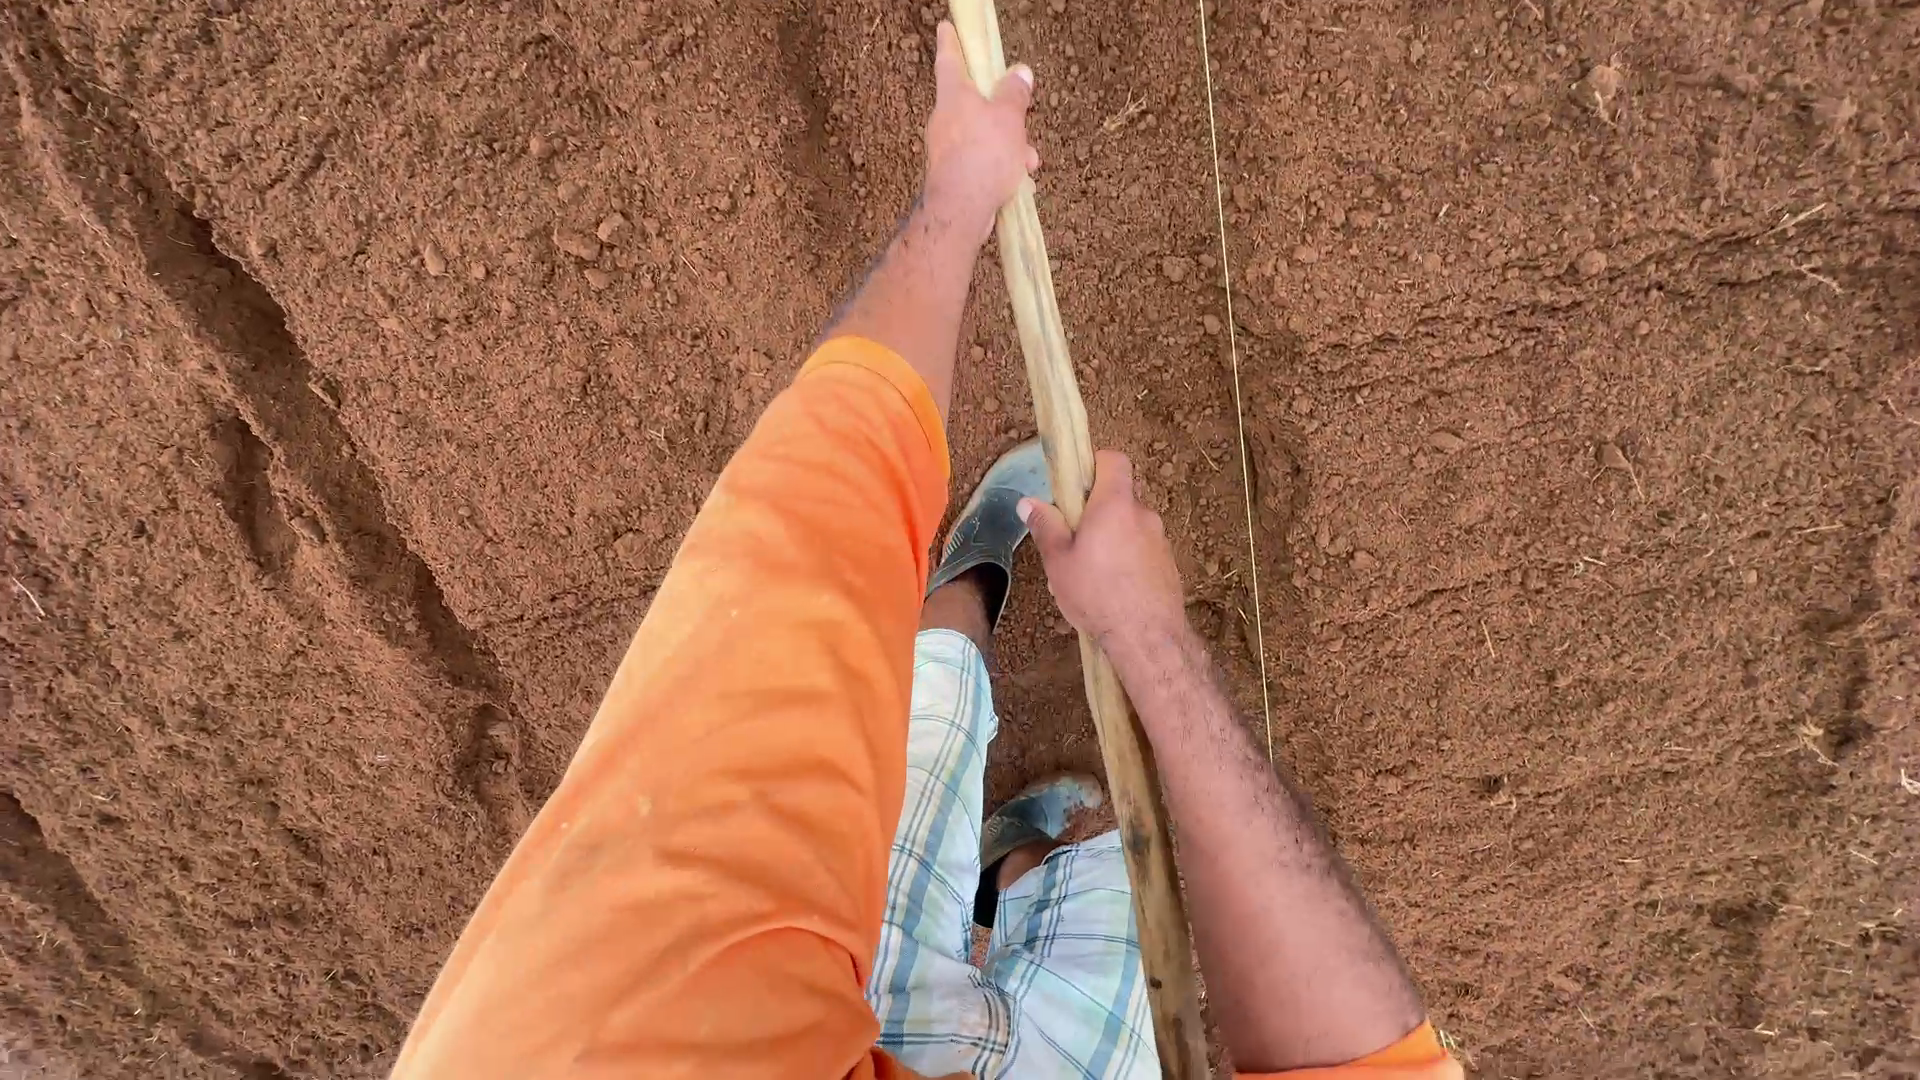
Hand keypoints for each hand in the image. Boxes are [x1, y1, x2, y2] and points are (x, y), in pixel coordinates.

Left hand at [923, 20, 1037, 240]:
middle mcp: (944, 121)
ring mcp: (946, 152)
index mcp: (954, 96)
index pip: (949, 60)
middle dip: (1004, 117)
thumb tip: (1021, 73)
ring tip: (1028, 163)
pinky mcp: (953, 179)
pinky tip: (1020, 185)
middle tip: (1024, 125)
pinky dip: (1000, 172)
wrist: (962, 209)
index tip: (945, 28)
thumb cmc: (983, 155)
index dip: (950, 42)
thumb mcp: (1009, 117)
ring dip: (1009, 150)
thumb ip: (1015, 93)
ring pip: (983, 141)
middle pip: (975, 107)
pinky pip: (981, 167)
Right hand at [1019, 451, 1187, 652]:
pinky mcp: (1168, 564)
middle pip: (1118, 498)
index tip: (1076, 483)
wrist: (1148, 637)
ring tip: (1087, 575)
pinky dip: (1125, 560)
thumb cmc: (1097, 594)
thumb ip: (1045, 526)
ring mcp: (1160, 540)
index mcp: (1115, 505)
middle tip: (1072, 542)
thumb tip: (1028, 502)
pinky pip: (1141, 550)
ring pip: (1128, 527)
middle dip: (1094, 513)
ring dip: (1109, 540)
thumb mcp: (1059, 560)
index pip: (1114, 460)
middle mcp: (1143, 515)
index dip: (1095, 463)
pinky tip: (1109, 590)